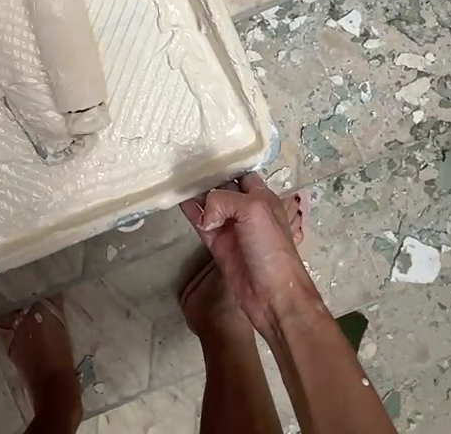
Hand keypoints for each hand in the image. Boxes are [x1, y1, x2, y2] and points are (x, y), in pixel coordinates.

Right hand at [180, 173, 323, 338]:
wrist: (274, 296)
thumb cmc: (271, 248)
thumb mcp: (253, 210)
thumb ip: (223, 200)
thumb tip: (205, 215)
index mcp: (262, 198)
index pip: (242, 175)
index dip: (227, 165)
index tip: (205, 153)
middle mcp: (246, 210)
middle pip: (222, 187)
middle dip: (207, 177)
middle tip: (184, 163)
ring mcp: (231, 228)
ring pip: (209, 204)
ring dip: (195, 193)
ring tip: (176, 178)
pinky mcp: (218, 244)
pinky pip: (200, 222)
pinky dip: (190, 211)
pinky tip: (177, 199)